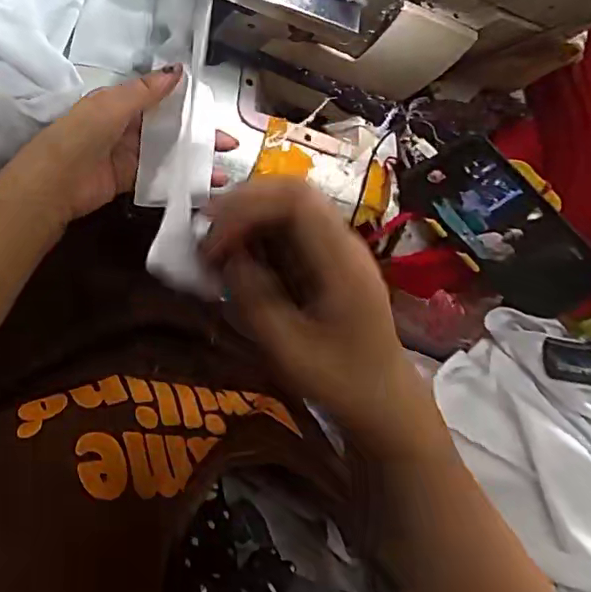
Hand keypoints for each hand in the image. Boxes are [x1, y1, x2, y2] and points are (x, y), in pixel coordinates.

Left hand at [0, 66, 237, 225]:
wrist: (55, 181)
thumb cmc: (81, 134)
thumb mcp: (112, 104)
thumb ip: (146, 90)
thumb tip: (177, 70)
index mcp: (118, 102)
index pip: (157, 97)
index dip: (184, 101)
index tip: (212, 106)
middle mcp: (124, 126)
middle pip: (167, 127)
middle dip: (197, 133)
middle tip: (228, 141)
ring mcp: (127, 154)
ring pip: (167, 153)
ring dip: (194, 158)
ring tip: (223, 166)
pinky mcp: (128, 179)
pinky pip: (159, 176)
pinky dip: (181, 179)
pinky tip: (204, 184)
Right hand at [200, 177, 406, 426]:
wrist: (384, 401)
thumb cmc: (340, 380)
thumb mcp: (288, 349)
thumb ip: (254, 299)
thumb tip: (223, 257)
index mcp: (341, 261)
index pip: (295, 201)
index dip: (247, 208)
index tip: (215, 240)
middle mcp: (342, 242)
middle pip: (291, 190)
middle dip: (242, 202)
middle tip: (206, 229)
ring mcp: (336, 245)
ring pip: (287, 202)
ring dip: (247, 213)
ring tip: (215, 242)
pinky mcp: (325, 255)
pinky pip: (287, 224)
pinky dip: (255, 229)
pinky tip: (235, 252)